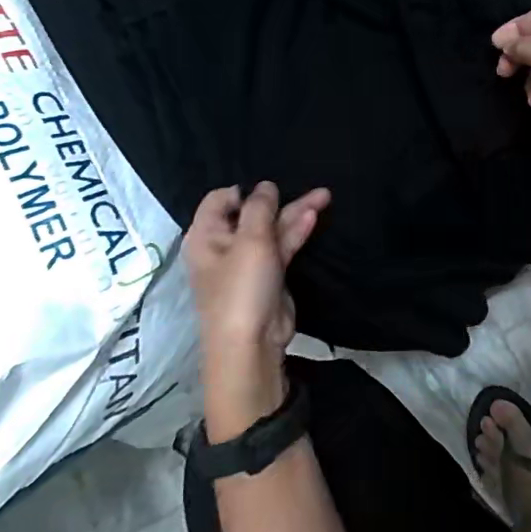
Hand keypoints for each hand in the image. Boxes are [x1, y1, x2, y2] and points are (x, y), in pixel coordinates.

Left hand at [185, 181, 330, 439]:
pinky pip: (283, 245)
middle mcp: (224, 246)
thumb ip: (260, 208)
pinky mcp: (270, 275)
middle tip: (311, 186)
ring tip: (324, 195)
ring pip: (273, 229)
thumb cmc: (241, 288)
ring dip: (297, 213)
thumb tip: (265, 186)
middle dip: (280, 200)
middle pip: (252, 213)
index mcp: (206, 236)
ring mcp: (248, 261)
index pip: (220, 200)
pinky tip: (314, 216)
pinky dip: (297, 231)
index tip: (270, 188)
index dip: (244, 191)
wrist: (252, 345)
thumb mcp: (250, 241)